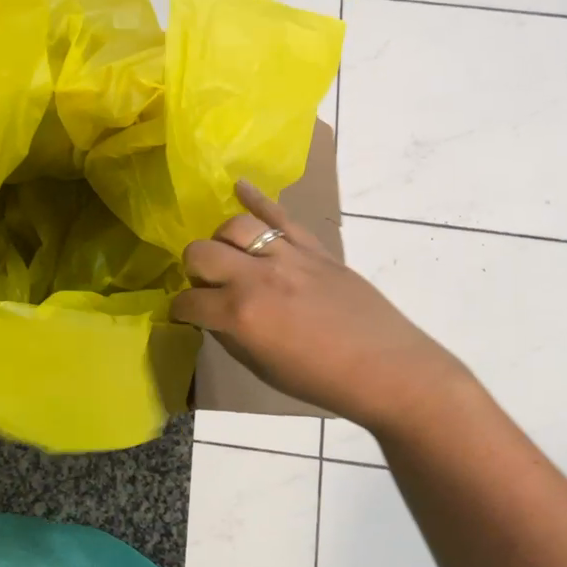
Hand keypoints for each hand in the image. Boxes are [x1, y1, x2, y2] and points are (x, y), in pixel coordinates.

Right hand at [172, 181, 474, 434]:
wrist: (385, 369)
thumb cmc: (318, 379)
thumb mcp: (259, 365)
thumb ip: (228, 334)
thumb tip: (211, 314)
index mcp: (239, 315)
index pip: (187, 302)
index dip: (180, 311)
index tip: (185, 316)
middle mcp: (256, 278)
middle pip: (200, 253)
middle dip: (194, 270)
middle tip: (207, 285)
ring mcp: (288, 257)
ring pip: (234, 226)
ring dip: (221, 241)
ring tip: (229, 256)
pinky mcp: (314, 248)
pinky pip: (279, 215)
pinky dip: (256, 198)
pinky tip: (237, 187)